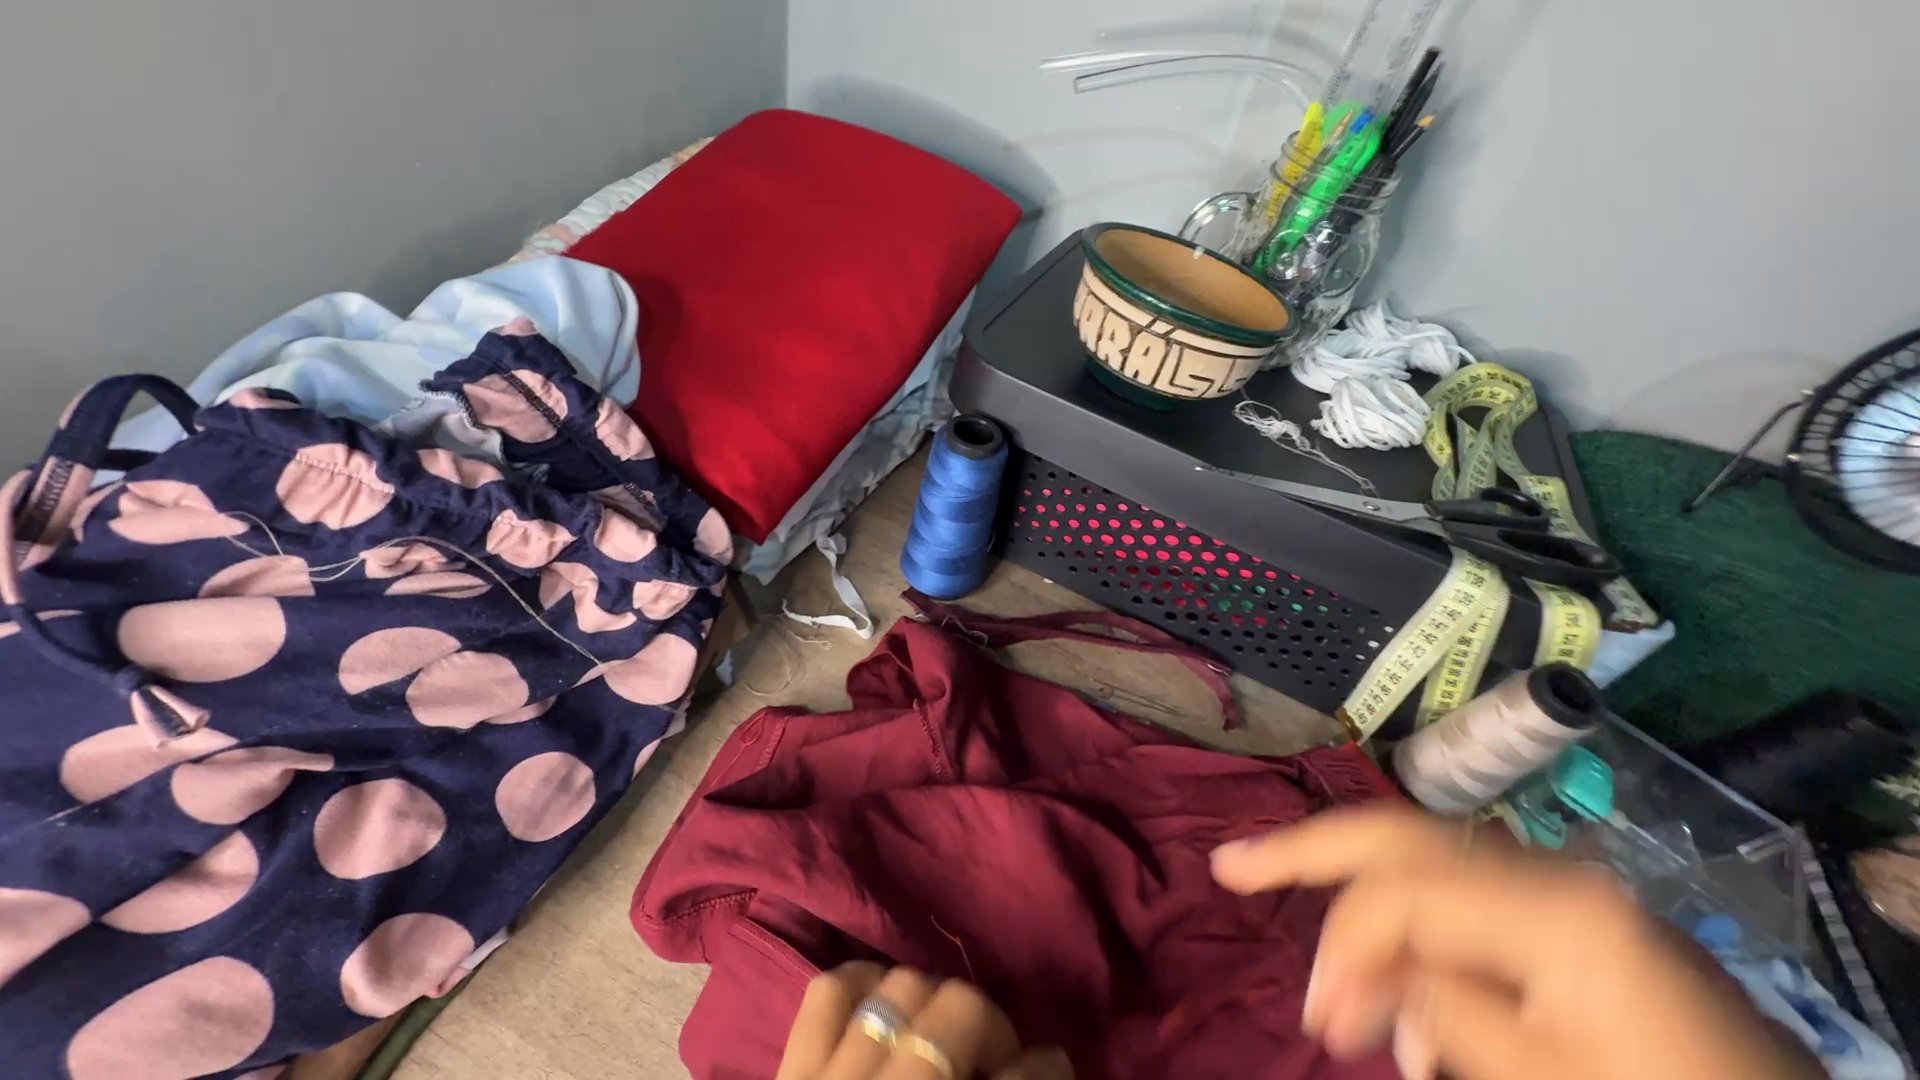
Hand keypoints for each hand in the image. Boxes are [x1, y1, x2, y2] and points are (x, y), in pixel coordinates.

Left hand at [776, 963, 1072, 1079]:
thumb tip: (1047, 1066)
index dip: (1046, 1067)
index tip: (1055, 1063)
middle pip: (957, 1010)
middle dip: (990, 1025)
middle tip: (997, 1058)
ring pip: (899, 987)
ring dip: (932, 1002)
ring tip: (940, 1033)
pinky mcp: (791, 1075)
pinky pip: (827, 994)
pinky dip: (862, 982)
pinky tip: (883, 1001)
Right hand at [1210, 805, 1824, 1079]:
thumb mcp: (1546, 1079)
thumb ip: (1441, 1008)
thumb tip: (1358, 974)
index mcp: (1550, 904)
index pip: (1399, 891)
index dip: (1340, 946)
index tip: (1316, 1023)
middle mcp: (1549, 873)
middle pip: (1398, 837)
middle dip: (1308, 852)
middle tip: (1232, 865)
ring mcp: (1565, 891)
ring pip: (1425, 867)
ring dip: (1362, 906)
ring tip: (1337, 984)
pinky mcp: (1575, 923)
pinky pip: (1468, 906)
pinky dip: (1416, 933)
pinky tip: (1404, 988)